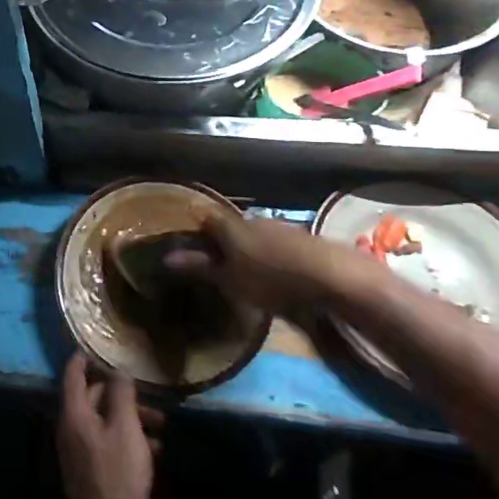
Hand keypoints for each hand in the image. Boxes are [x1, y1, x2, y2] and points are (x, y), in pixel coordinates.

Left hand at [57, 353, 156, 498]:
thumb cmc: (117, 473)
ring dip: (129, 418)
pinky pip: (105, 440)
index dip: (84, 357)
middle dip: (121, 394)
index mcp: (73, 413)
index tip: (99, 347)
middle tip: (151, 399)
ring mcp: (76, 448)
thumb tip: (117, 370)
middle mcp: (69, 426)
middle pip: (92, 397)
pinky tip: (153, 449)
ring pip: (102, 420)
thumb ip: (121, 395)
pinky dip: (125, 437)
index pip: (72, 373)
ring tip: (160, 427)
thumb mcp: (125, 428)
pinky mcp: (87, 466)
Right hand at [167, 212, 394, 317]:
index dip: (197, 232)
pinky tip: (275, 273)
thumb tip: (167, 257)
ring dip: (248, 248)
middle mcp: (252, 219)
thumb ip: (200, 267)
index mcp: (231, 226)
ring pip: (254, 233)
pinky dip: (269, 253)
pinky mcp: (301, 237)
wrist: (331, 275)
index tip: (192, 249)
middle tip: (219, 266)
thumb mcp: (230, 279)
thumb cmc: (271, 279)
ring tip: (248, 272)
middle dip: (223, 242)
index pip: (205, 219)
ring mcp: (279, 226)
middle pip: (230, 226)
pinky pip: (275, 242)